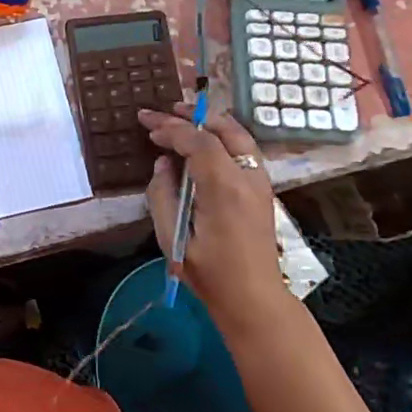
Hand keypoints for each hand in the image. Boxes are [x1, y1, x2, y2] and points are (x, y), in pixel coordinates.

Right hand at [139, 104, 295, 334]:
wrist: (255, 300)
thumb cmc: (210, 273)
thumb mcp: (172, 237)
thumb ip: (162, 195)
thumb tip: (162, 165)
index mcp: (224, 187)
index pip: (198, 141)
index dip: (171, 129)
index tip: (148, 126)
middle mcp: (248, 176)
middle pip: (223, 128)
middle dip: (192, 116)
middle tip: (164, 111)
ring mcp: (261, 182)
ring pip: (238, 135)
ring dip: (210, 123)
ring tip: (183, 118)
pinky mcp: (263, 190)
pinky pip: (244, 149)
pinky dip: (222, 137)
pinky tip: (204, 142)